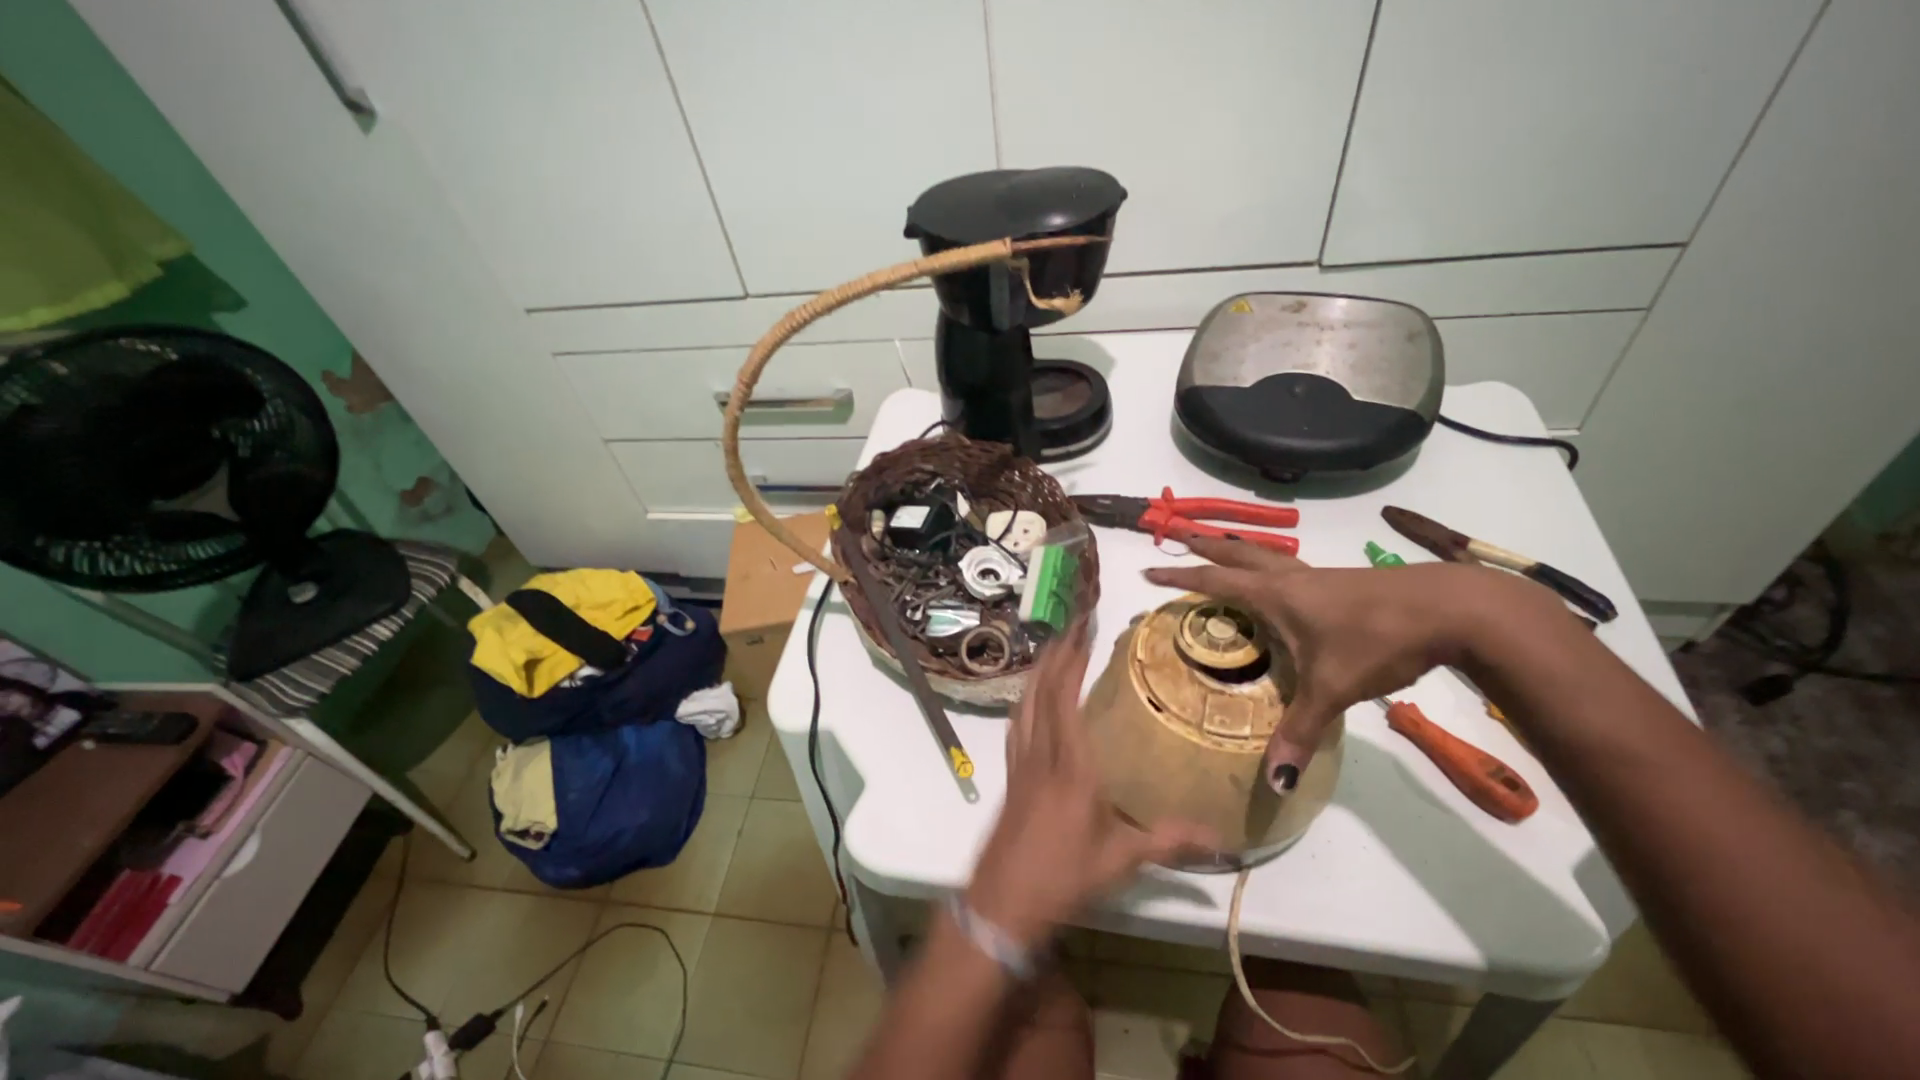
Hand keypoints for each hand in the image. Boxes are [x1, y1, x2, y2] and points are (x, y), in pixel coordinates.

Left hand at [965, 621, 1214, 946]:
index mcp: (1071, 766)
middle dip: (1057, 654)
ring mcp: (1020, 765)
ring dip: (1037, 672)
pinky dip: (1024, 701)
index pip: (1067, 697)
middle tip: (1073, 623)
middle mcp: (1041, 755)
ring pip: (1024, 704)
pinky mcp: (1009, 779)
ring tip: (1052, 648)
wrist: (1000, 904)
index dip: (1073, 659)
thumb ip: (1170, 842)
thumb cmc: (1062, 879)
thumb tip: (1224, 839)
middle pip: (1043, 692)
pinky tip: (1029, 699)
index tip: (1085, 628)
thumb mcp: (1122, 861)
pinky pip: (1015, 726)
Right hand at [1144, 536, 1564, 793]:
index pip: (1216, 580)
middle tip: (1179, 538)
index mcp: (1276, 594)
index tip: (1150, 572)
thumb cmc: (1378, 640)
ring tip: (1224, 556)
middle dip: (1205, 546)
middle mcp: (1293, 578)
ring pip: (1269, 556)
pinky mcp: (1346, 583)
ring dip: (1240, 553)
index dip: (1181, 577)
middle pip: (1238, 553)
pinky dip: (1274, 570)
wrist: (1452, 610)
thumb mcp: (1332, 690)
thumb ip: (1300, 732)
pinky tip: (1287, 590)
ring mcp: (1322, 577)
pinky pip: (1295, 570)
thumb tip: (1272, 782)